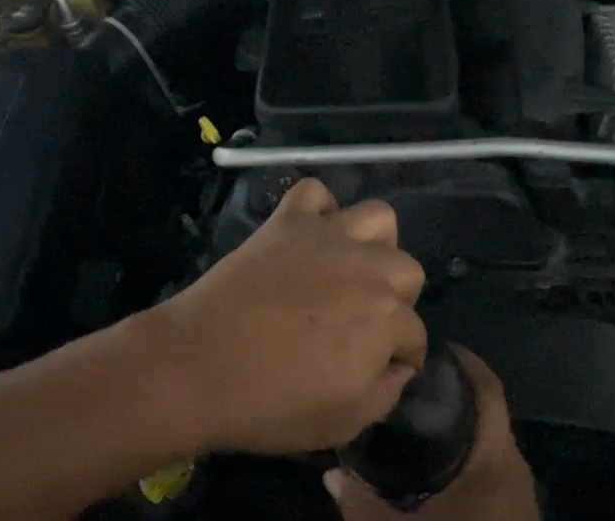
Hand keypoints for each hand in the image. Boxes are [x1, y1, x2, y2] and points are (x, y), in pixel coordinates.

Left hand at [143, 178, 427, 454]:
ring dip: (373, 243)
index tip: (382, 369)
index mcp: (385, 318)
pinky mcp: (287, 219)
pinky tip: (309, 237)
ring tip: (350, 269)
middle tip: (364, 322)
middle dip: (396, 299)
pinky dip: (318, 209)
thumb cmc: (271, 404)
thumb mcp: (344, 423)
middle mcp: (366, 267)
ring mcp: (326, 235)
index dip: (402, 357)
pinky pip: (314, 192)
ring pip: (378, 217)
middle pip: (407, 270)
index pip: (415, 334)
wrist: (199, 365)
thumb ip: (385, 393)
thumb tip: (397, 367)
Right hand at [323, 348, 539, 520]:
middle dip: (454, 392)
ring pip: (492, 442)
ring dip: (462, 426)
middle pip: (488, 411)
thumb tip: (331, 476)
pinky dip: (468, 457)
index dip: (463, 360)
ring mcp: (519, 494)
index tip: (429, 346)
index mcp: (495, 458)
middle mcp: (515, 466)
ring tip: (417, 418)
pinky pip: (493, 470)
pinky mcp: (516, 515)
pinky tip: (437, 467)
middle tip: (410, 382)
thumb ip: (364, 504)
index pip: (488, 387)